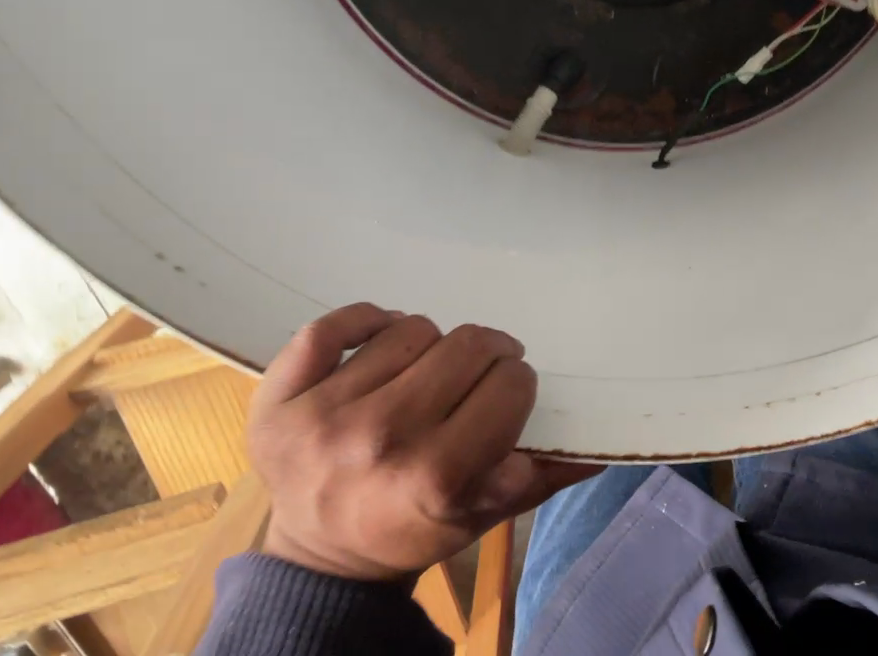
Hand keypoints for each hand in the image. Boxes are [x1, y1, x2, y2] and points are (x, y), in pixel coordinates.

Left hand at [247, 304, 600, 581]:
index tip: (509, 391)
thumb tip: (597, 445)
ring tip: (426, 370)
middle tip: (481, 369)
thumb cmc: (413, 530)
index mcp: (437, 476)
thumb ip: (541, 477)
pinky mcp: (279, 399)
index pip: (510, 384)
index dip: (518, 383)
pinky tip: (382, 334)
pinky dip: (364, 319)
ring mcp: (323, 414)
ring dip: (429, 344)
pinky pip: (332, 326)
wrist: (322, 558)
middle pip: (466, 346)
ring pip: (411, 329)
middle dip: (487, 353)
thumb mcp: (485, 517)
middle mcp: (380, 438)